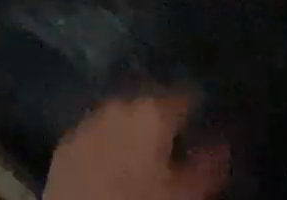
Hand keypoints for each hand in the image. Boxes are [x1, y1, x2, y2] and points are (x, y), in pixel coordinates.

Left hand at [46, 96, 229, 199]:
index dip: (198, 115)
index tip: (202, 131)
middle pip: (151, 105)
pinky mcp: (64, 146)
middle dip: (162, 123)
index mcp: (153, 110)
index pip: (187, 97)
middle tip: (170, 152)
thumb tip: (222, 144)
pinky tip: (110, 167)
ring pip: (120, 118)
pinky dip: (105, 145)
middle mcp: (119, 104)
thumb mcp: (186, 195)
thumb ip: (209, 165)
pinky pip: (95, 136)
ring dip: (132, 132)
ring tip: (140, 161)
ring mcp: (87, 122)